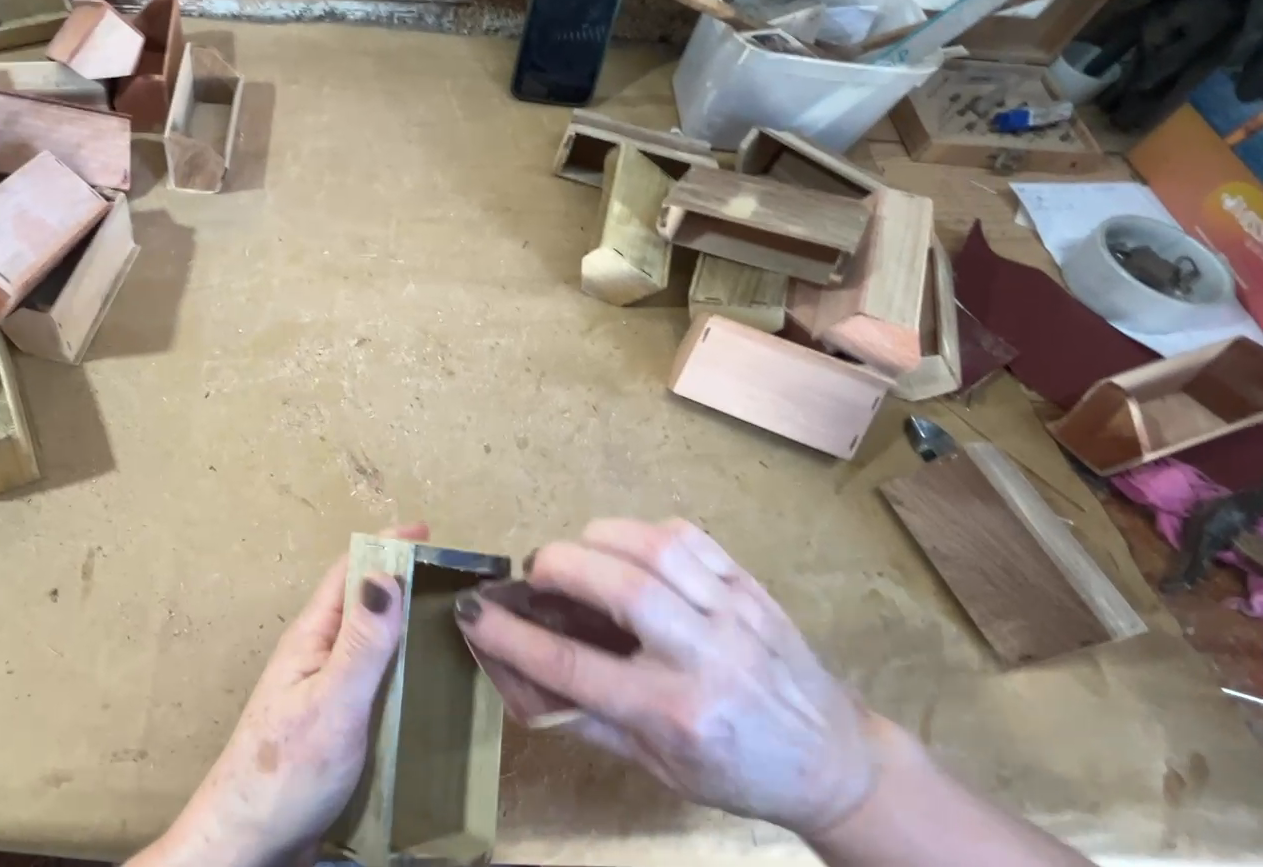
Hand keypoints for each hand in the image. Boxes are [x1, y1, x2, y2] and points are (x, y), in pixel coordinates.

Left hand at [131, 523, 427, 866]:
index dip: (386, 546)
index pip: (349, 572)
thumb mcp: (332, 702)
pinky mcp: (337, 723)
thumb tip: (385, 572)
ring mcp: (326, 690)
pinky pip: (376, 680)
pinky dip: (404, 667)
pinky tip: (430, 683)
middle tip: (457, 582)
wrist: (249, 843)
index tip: (430, 533)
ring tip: (454, 626)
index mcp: (312, 636)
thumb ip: (362, 643)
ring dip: (407, 625)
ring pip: (372, 643)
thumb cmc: (286, 770)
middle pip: (364, 604)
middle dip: (404, 582)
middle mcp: (318, 654)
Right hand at [455, 518, 876, 835]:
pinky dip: (642, 532)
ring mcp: (733, 614)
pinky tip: (628, 550)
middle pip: (617, 587)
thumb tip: (515, 673)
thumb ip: (583, 719)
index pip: (573, 666)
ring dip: (597, 540)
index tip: (471, 613)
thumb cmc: (737, 773)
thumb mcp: (655, 768)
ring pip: (654, 548)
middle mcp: (704, 658)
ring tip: (579, 556)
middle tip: (535, 574)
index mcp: (674, 714)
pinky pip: (688, 536)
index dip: (509, 636)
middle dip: (556, 566)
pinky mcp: (750, 585)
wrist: (836, 764)